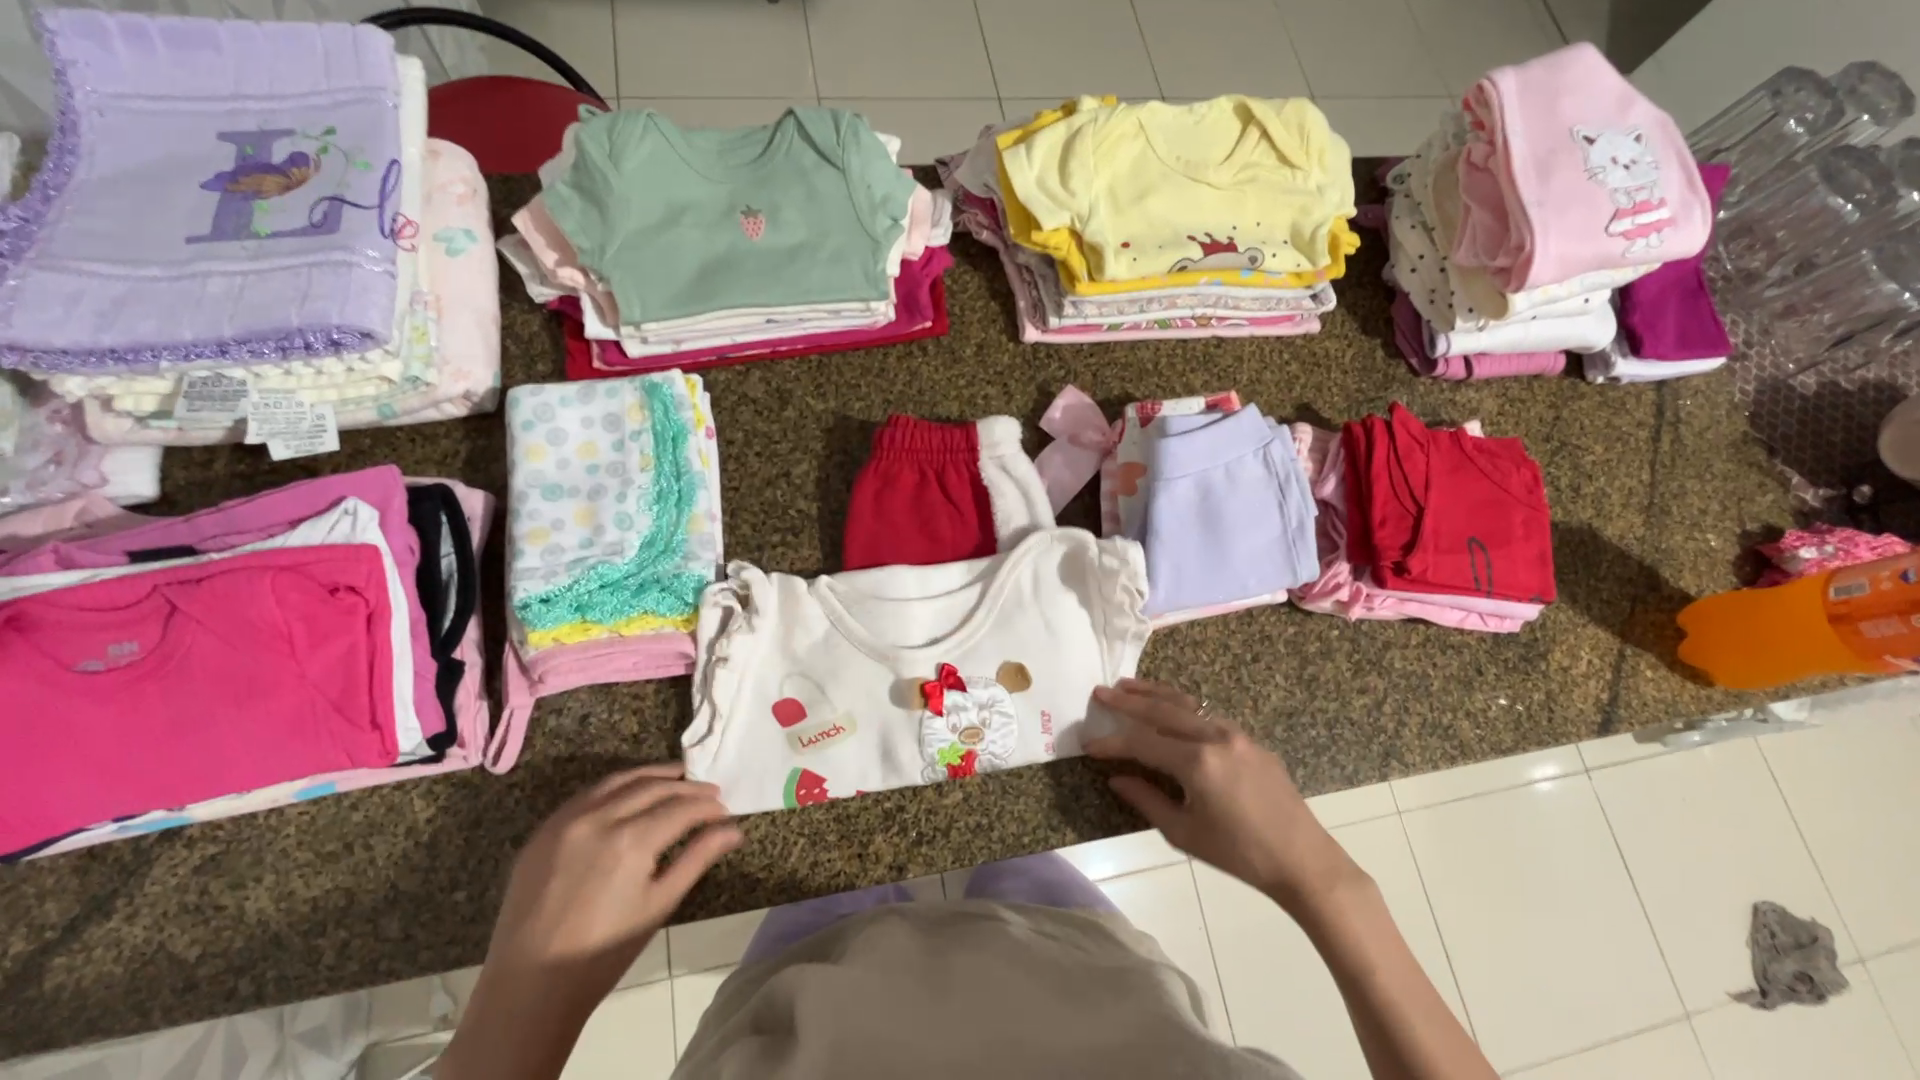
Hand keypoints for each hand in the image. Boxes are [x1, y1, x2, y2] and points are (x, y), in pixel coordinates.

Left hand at [483, 763, 741, 1000]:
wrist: (530, 985)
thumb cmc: (604, 953)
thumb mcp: (659, 905)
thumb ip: (697, 858)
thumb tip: (733, 830)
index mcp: (629, 841)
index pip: (680, 808)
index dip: (708, 806)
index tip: (726, 809)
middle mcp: (597, 819)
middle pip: (651, 787)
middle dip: (685, 786)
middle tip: (709, 791)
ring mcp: (564, 821)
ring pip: (617, 781)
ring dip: (651, 775)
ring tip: (676, 777)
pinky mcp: (543, 831)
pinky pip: (586, 795)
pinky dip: (616, 786)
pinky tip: (630, 794)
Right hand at [1086, 679, 1365, 911]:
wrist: (1301, 860)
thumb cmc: (1238, 854)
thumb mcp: (1184, 833)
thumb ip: (1147, 800)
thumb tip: (1117, 778)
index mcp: (1197, 763)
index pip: (1143, 743)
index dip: (1112, 742)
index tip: (1088, 743)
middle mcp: (1216, 737)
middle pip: (1163, 711)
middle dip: (1129, 701)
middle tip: (1101, 692)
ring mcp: (1238, 735)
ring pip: (1189, 705)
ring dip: (1156, 695)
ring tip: (1129, 686)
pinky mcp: (1252, 742)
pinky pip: (1209, 716)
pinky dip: (1183, 708)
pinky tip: (1170, 711)